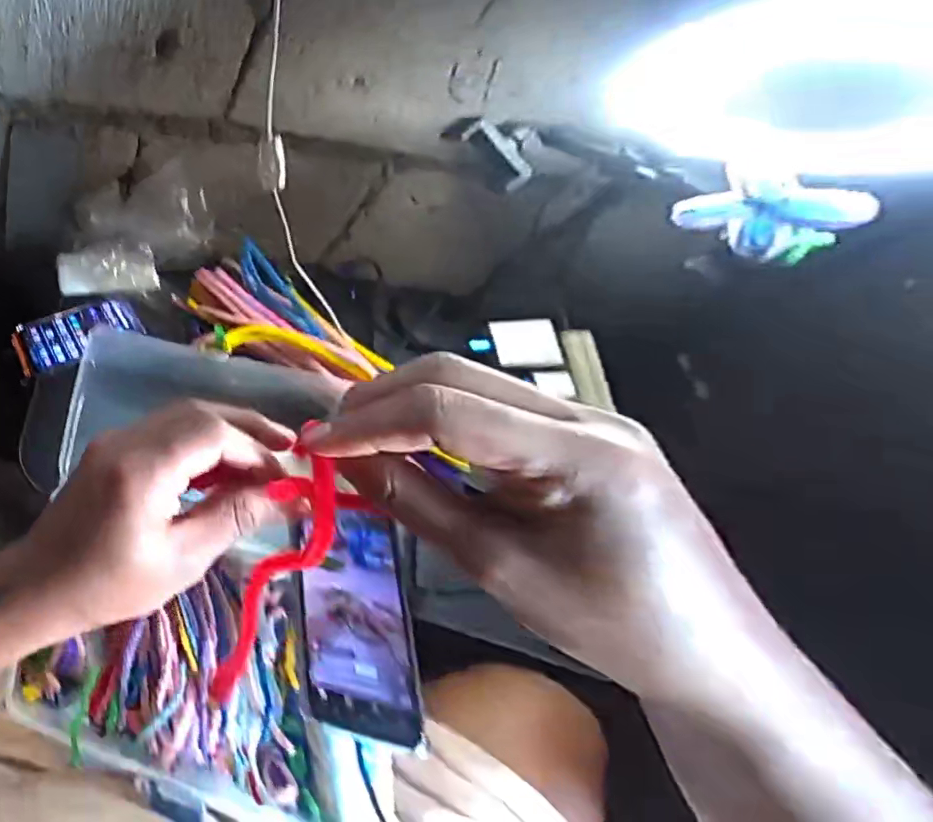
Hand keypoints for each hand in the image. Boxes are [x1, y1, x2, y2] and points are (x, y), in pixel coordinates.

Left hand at [13, 401, 294, 635]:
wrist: (42, 582)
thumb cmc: (112, 585)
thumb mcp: (182, 559)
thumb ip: (233, 517)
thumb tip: (288, 495)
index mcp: (141, 467)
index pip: (210, 432)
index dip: (255, 448)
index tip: (287, 477)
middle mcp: (125, 440)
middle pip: (195, 413)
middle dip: (245, 428)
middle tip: (290, 450)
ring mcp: (113, 440)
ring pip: (178, 418)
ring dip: (221, 432)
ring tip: (263, 461)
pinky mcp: (108, 449)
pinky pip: (160, 432)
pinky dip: (195, 443)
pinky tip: (220, 469)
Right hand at [301, 353, 768, 701]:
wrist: (718, 661)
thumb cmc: (609, 624)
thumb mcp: (495, 566)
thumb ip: (412, 501)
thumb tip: (341, 459)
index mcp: (581, 452)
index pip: (445, 410)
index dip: (369, 424)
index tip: (317, 447)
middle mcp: (585, 414)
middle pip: (450, 374)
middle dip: (376, 399)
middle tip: (330, 436)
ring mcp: (586, 415)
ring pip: (464, 377)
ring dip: (399, 399)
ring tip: (357, 435)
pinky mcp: (577, 427)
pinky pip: (486, 400)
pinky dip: (431, 411)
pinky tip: (407, 438)